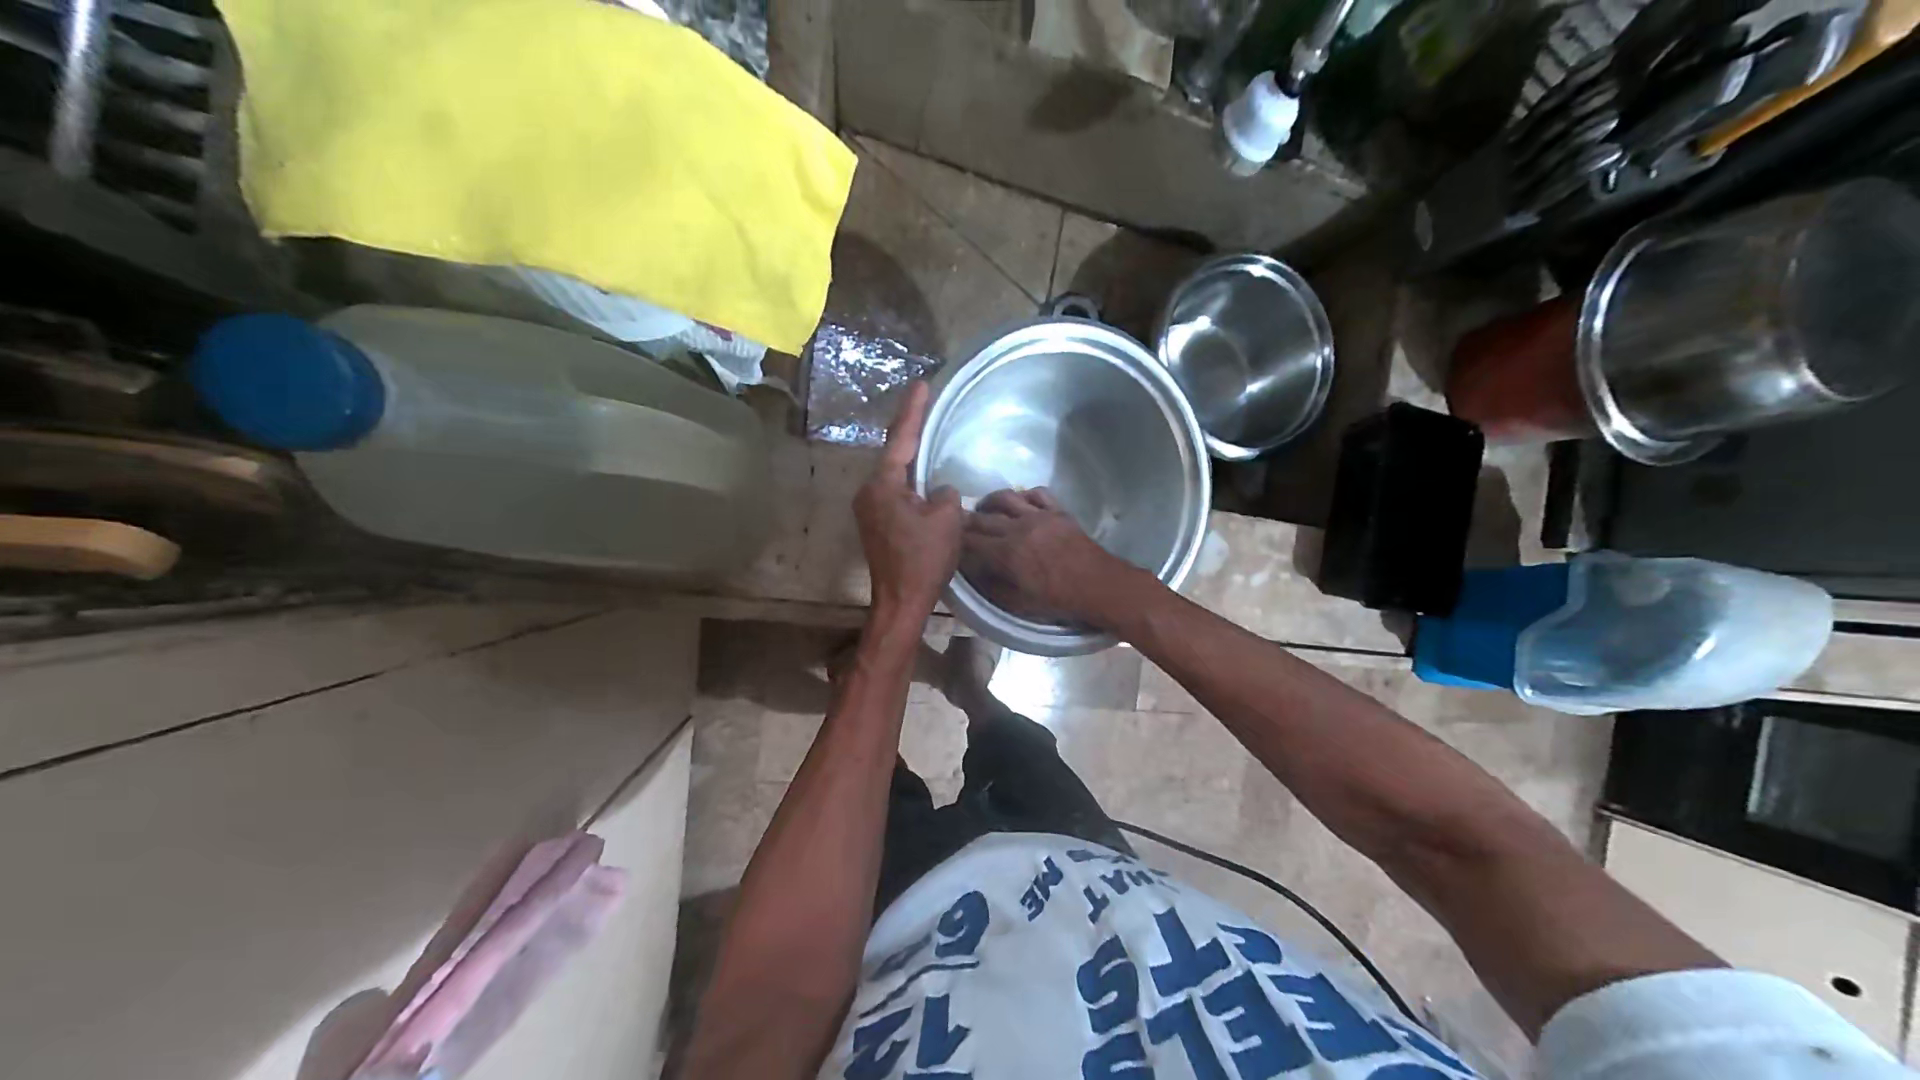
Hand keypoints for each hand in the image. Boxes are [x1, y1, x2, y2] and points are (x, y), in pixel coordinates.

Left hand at [855, 382, 962, 615]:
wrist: (901, 601)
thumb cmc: (923, 559)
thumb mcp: (946, 519)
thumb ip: (944, 493)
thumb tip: (937, 492)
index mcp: (883, 485)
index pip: (901, 438)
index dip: (913, 410)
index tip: (921, 384)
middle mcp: (868, 492)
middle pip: (893, 455)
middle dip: (910, 431)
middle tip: (925, 404)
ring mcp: (868, 510)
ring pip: (894, 476)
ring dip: (910, 461)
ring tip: (926, 436)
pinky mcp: (875, 525)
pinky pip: (894, 494)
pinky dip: (909, 483)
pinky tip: (923, 480)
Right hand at [961, 487, 1122, 623]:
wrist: (1097, 585)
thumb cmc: (1058, 600)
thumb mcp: (1019, 603)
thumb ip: (994, 587)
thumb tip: (976, 574)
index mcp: (1006, 553)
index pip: (971, 541)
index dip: (956, 540)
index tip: (948, 540)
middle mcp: (1018, 528)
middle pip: (983, 517)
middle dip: (965, 519)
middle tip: (957, 522)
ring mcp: (1039, 515)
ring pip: (1005, 497)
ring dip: (990, 501)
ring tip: (985, 508)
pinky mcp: (1057, 510)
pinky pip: (1036, 493)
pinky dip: (1024, 495)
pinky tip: (1020, 503)